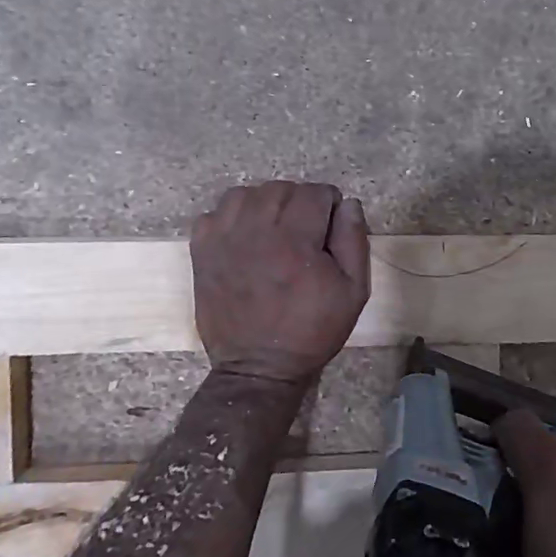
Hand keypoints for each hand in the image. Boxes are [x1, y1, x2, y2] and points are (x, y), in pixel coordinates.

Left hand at [189, 181, 369, 383]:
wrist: (258, 368)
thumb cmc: (313, 329)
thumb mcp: (354, 289)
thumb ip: (354, 239)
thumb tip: (348, 204)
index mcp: (295, 241)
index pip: (315, 193)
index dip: (331, 206)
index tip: (331, 230)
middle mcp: (255, 232)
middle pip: (282, 189)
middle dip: (301, 202)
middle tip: (307, 232)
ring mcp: (223, 241)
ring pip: (247, 194)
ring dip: (266, 204)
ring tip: (275, 231)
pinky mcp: (202, 253)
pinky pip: (215, 213)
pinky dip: (232, 217)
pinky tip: (246, 238)